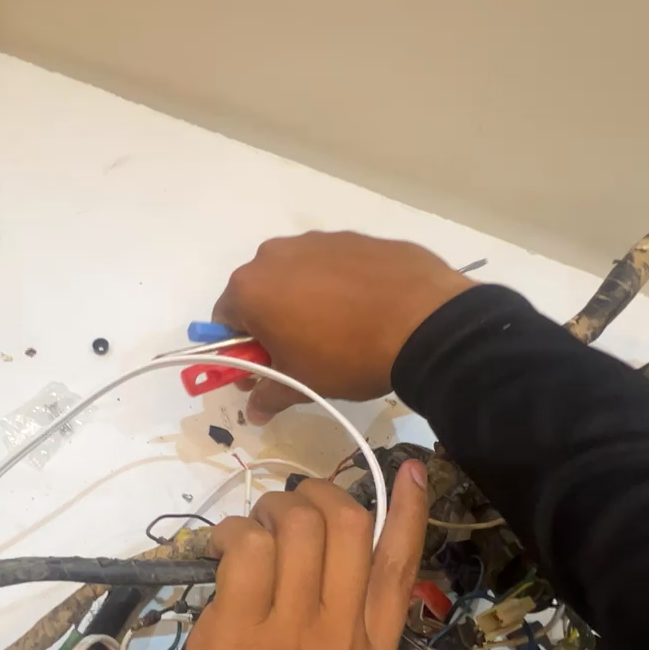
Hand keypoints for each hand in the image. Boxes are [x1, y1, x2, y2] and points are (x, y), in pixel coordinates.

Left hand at [162, 469, 429, 649]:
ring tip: (248, 535)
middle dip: (316, 497)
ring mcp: (293, 633)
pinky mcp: (240, 631)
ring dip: (268, 512)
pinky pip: (248, 548)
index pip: (403, 568)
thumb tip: (327, 569)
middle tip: (285, 507)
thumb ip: (345, 639)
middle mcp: (343, 638)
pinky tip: (219, 551)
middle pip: (349, 526)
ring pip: (297, 525)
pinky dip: (232, 533)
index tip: (412, 469)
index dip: (409, 510)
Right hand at [213, 232, 473, 423]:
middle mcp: (274, 254)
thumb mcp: (301, 384)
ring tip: (337, 332)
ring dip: (302, 301)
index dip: (239, 350)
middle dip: (270, 322)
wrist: (425, 322)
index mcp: (250, 288)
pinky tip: (362, 311)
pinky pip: (331, 265)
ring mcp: (317, 240)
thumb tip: (255, 412)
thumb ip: (269, 395)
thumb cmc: (345, 356)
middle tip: (298, 354)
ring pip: (295, 276)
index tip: (262, 369)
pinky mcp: (355, 237)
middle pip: (258, 293)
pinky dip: (336, 285)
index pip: (223, 320)